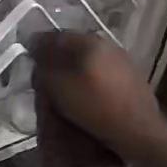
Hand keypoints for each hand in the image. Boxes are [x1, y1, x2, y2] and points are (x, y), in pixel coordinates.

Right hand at [27, 30, 166, 160]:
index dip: (38, 46)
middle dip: (57, 56)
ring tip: (63, 84)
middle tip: (44, 73)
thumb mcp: (60, 89)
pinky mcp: (132, 77)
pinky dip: (90, 77)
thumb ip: (45, 68)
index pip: (56, 36)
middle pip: (75, 45)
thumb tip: (38, 55)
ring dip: (75, 67)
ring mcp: (123, 59)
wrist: (138, 131)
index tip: (28, 58)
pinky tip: (86, 92)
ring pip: (90, 58)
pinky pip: (103, 71)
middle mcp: (108, 44)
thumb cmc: (95, 107)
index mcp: (90, 41)